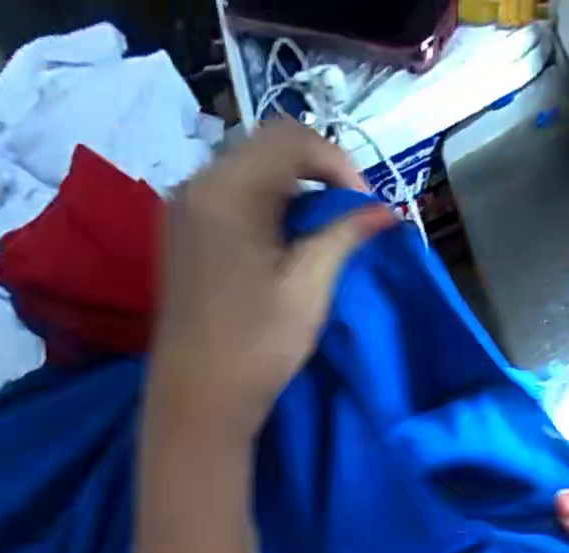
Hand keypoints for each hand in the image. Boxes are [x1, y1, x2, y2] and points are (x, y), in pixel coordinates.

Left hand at [150, 120, 399, 441]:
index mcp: (227, 190)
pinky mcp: (182, 234)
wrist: (199, 398)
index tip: (366, 208)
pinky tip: (286, 245)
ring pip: (249, 171)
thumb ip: (345, 237)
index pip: (292, 138)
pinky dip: (267, 206)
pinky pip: (231, 197)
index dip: (340, 163)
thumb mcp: (309, 288)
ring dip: (294, 190)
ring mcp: (184, 208)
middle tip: (351, 218)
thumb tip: (386, 212)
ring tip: (325, 234)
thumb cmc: (257, 346)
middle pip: (267, 148)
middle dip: (319, 174)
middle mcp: (197, 184)